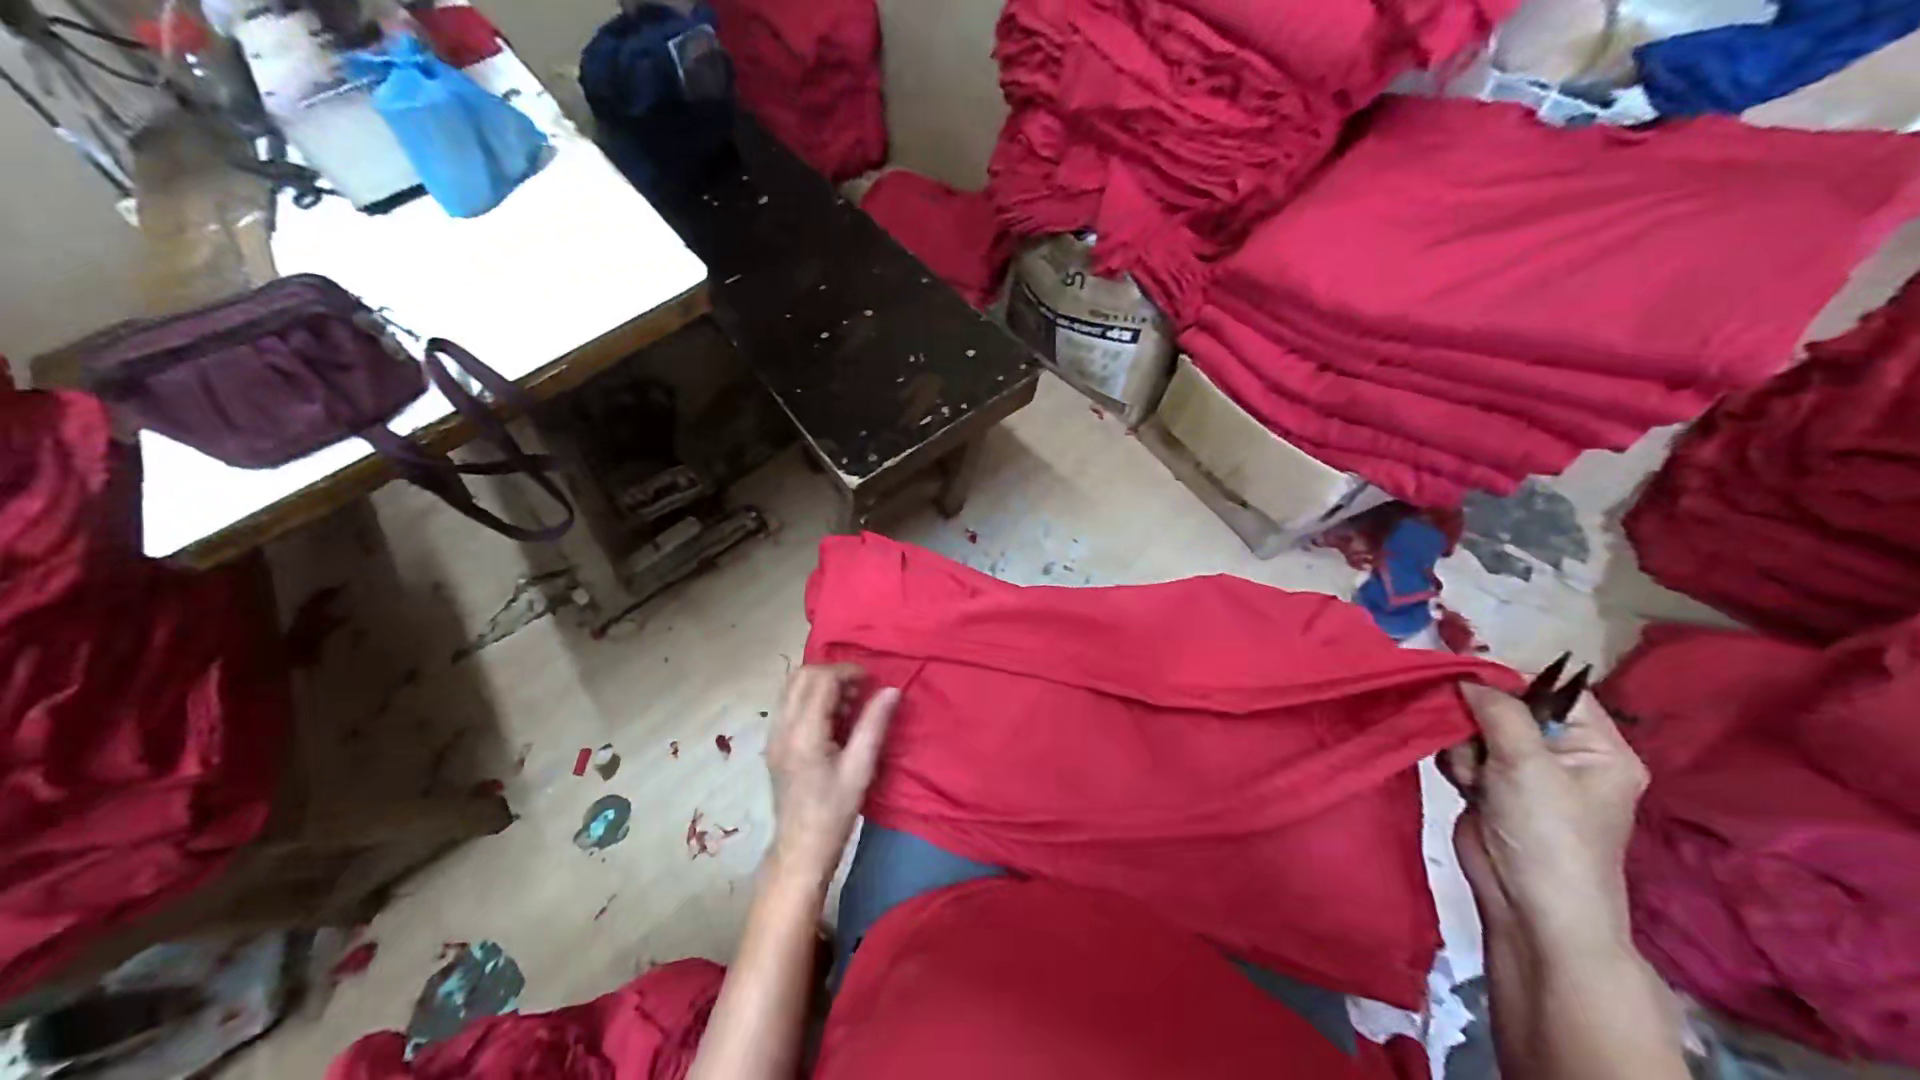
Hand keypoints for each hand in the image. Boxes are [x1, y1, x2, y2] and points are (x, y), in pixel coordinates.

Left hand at [766, 664, 898, 884]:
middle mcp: (782, 728)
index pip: (821, 680)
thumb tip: (892, 690)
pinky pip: (789, 703)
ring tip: (848, 705)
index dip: (848, 672)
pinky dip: (810, 698)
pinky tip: (832, 720)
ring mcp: (773, 735)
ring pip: (792, 687)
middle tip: (859, 690)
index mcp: (803, 733)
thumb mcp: (861, 768)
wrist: (801, 849)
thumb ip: (874, 724)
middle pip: (801, 675)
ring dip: (821, 685)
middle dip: (833, 674)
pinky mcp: (774, 743)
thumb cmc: (835, 813)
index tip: (871, 682)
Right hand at [1443, 683, 1650, 958]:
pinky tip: (1464, 785)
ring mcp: (1524, 772)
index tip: (1467, 678)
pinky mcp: (1491, 787)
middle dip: (1478, 719)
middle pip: (1508, 707)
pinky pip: (1463, 753)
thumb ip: (1499, 711)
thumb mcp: (1529, 764)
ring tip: (1473, 776)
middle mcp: (1563, 755)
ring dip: (1464, 745)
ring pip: (1476, 729)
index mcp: (1597, 748)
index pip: (1555, 690)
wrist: (1529, 906)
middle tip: (1469, 737)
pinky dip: (1456, 762)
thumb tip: (1467, 677)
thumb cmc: (1547, 832)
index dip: (1512, 680)